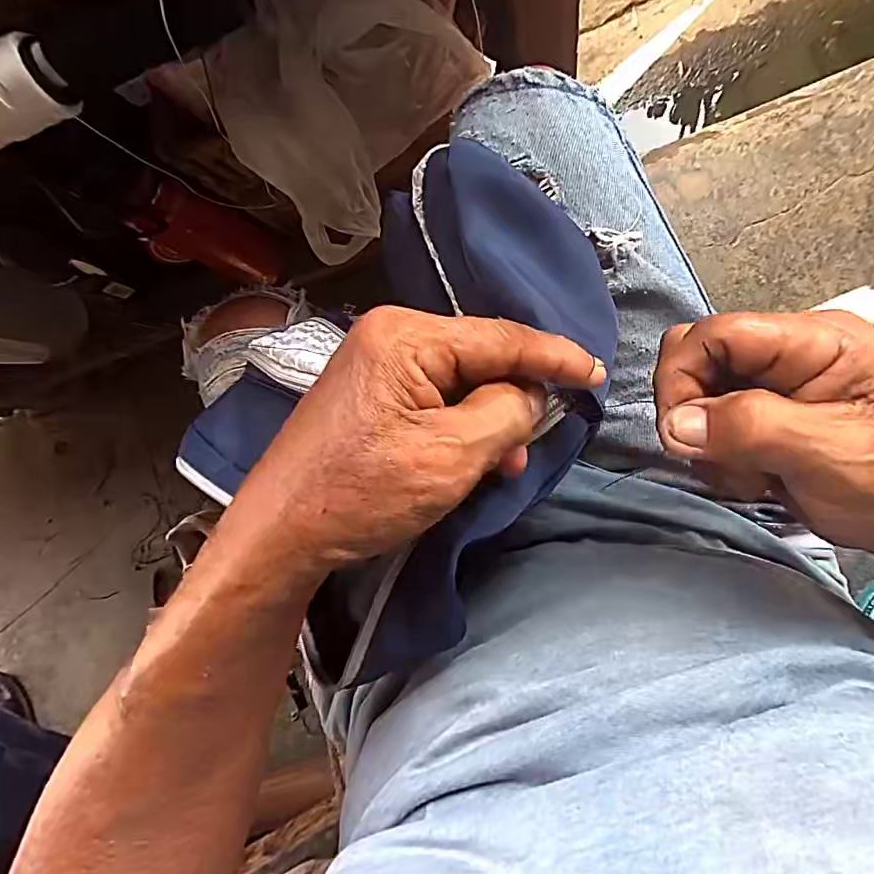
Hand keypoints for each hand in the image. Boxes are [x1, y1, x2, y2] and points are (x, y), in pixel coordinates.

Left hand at [220, 306, 603, 578]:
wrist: (277, 537)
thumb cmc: (359, 495)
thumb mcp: (450, 456)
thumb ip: (506, 413)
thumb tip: (533, 394)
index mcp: (407, 337)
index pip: (501, 338)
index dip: (555, 356)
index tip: (596, 372)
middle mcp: (392, 336)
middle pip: (482, 357)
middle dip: (518, 395)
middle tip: (544, 432)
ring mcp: (379, 363)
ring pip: (463, 381)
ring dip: (492, 418)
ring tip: (507, 460)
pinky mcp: (374, 393)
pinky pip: (438, 398)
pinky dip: (464, 426)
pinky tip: (477, 458)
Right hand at [654, 311, 873, 553]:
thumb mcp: (827, 451)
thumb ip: (750, 428)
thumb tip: (676, 423)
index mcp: (815, 340)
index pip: (718, 332)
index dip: (685, 374)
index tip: (681, 429)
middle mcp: (788, 352)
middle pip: (699, 357)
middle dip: (694, 411)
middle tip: (718, 455)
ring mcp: (774, 383)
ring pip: (698, 394)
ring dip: (709, 442)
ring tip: (752, 474)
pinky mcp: (763, 414)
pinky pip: (710, 423)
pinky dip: (717, 455)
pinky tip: (753, 477)